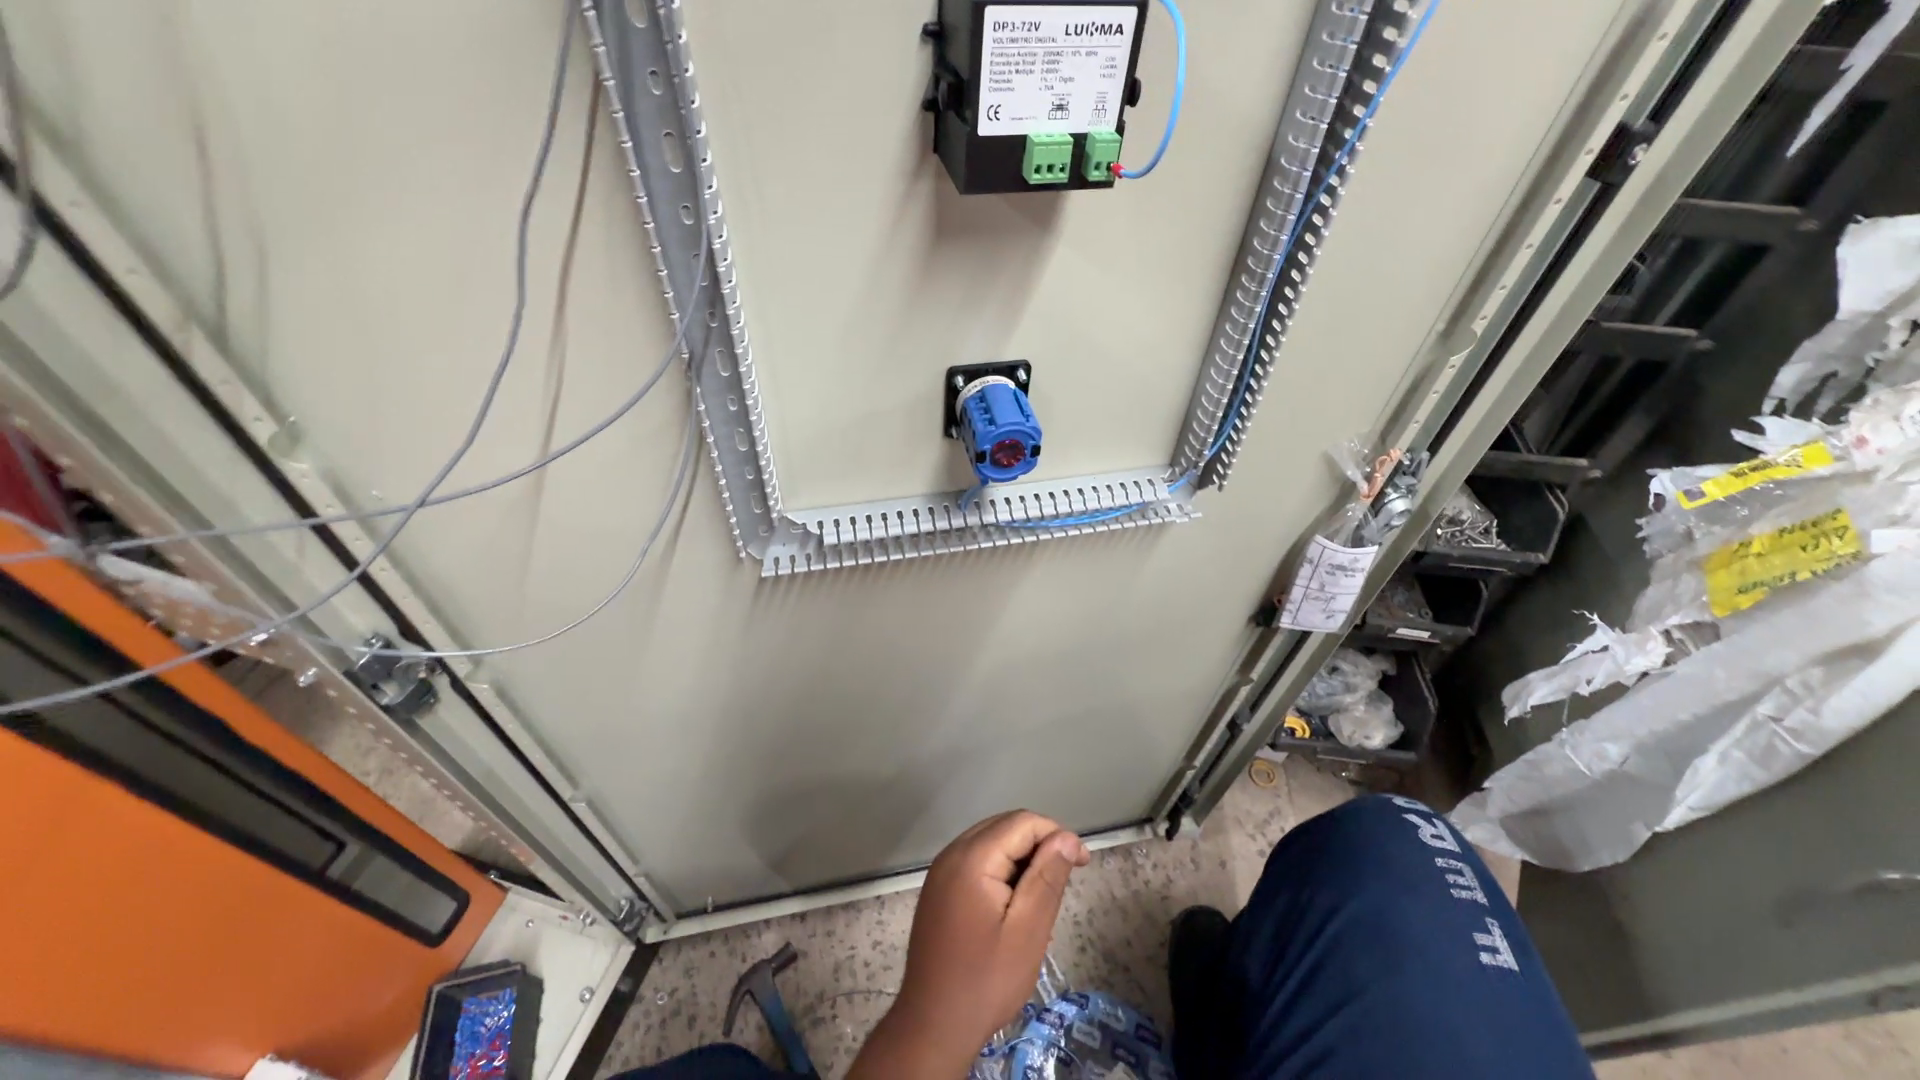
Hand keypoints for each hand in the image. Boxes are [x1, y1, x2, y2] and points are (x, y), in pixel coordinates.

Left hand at [849, 811, 1089, 1078]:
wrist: (934, 1024)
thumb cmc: (986, 980)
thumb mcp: (1028, 930)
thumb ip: (1047, 877)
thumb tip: (1066, 837)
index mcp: (971, 858)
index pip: (1022, 822)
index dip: (1057, 834)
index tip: (1082, 864)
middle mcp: (951, 854)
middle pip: (1004, 826)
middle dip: (1039, 843)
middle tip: (1065, 879)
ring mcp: (940, 872)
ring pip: (990, 842)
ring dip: (1021, 858)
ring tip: (1042, 895)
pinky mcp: (938, 891)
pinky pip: (975, 862)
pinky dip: (1001, 870)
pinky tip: (1014, 904)